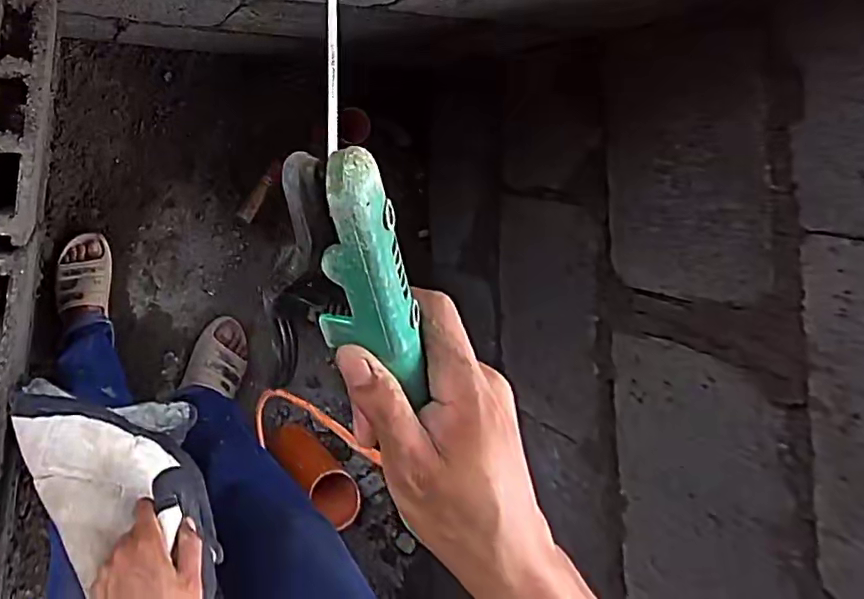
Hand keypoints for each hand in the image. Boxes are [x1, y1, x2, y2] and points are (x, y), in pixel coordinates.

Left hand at [91, 498, 203, 598]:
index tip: (163, 523)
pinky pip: (110, 575)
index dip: (156, 514)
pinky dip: (120, 581)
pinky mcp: (96, 592)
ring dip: (133, 564)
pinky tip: (133, 598)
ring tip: (148, 589)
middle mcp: (121, 551)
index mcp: (144, 542)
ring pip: (121, 555)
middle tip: (162, 568)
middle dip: (147, 546)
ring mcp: (106, 572)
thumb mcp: (191, 583)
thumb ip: (190, 545)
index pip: (145, 508)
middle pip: (134, 534)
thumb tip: (187, 526)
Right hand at [336, 289, 593, 598]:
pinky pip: (435, 379)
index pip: (431, 309)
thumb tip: (353, 355)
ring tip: (386, 432)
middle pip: (416, 337)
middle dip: (381, 364)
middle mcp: (480, 380)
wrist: (510, 562)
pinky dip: (410, 399)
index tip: (359, 306)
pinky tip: (404, 435)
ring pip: (422, 361)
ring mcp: (482, 392)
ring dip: (393, 387)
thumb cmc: (470, 521)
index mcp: (466, 385)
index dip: (391, 301)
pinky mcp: (478, 406)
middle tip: (366, 404)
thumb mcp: (410, 462)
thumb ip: (380, 400)